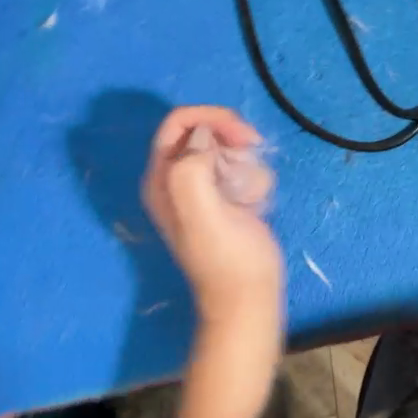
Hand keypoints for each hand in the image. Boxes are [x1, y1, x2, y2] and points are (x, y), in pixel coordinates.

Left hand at [141, 107, 283, 328]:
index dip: (211, 118)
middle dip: (232, 137)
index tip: (243, 136)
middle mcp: (175, 178)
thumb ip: (192, 171)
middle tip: (254, 153)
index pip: (178, 122)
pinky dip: (254, 177)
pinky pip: (241, 167)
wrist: (248, 299)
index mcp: (161, 179)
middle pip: (203, 128)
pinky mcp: (224, 196)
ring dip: (247, 161)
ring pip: (227, 147)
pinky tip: (256, 204)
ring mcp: (200, 188)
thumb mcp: (203, 214)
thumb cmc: (227, 260)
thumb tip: (204, 139)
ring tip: (252, 193)